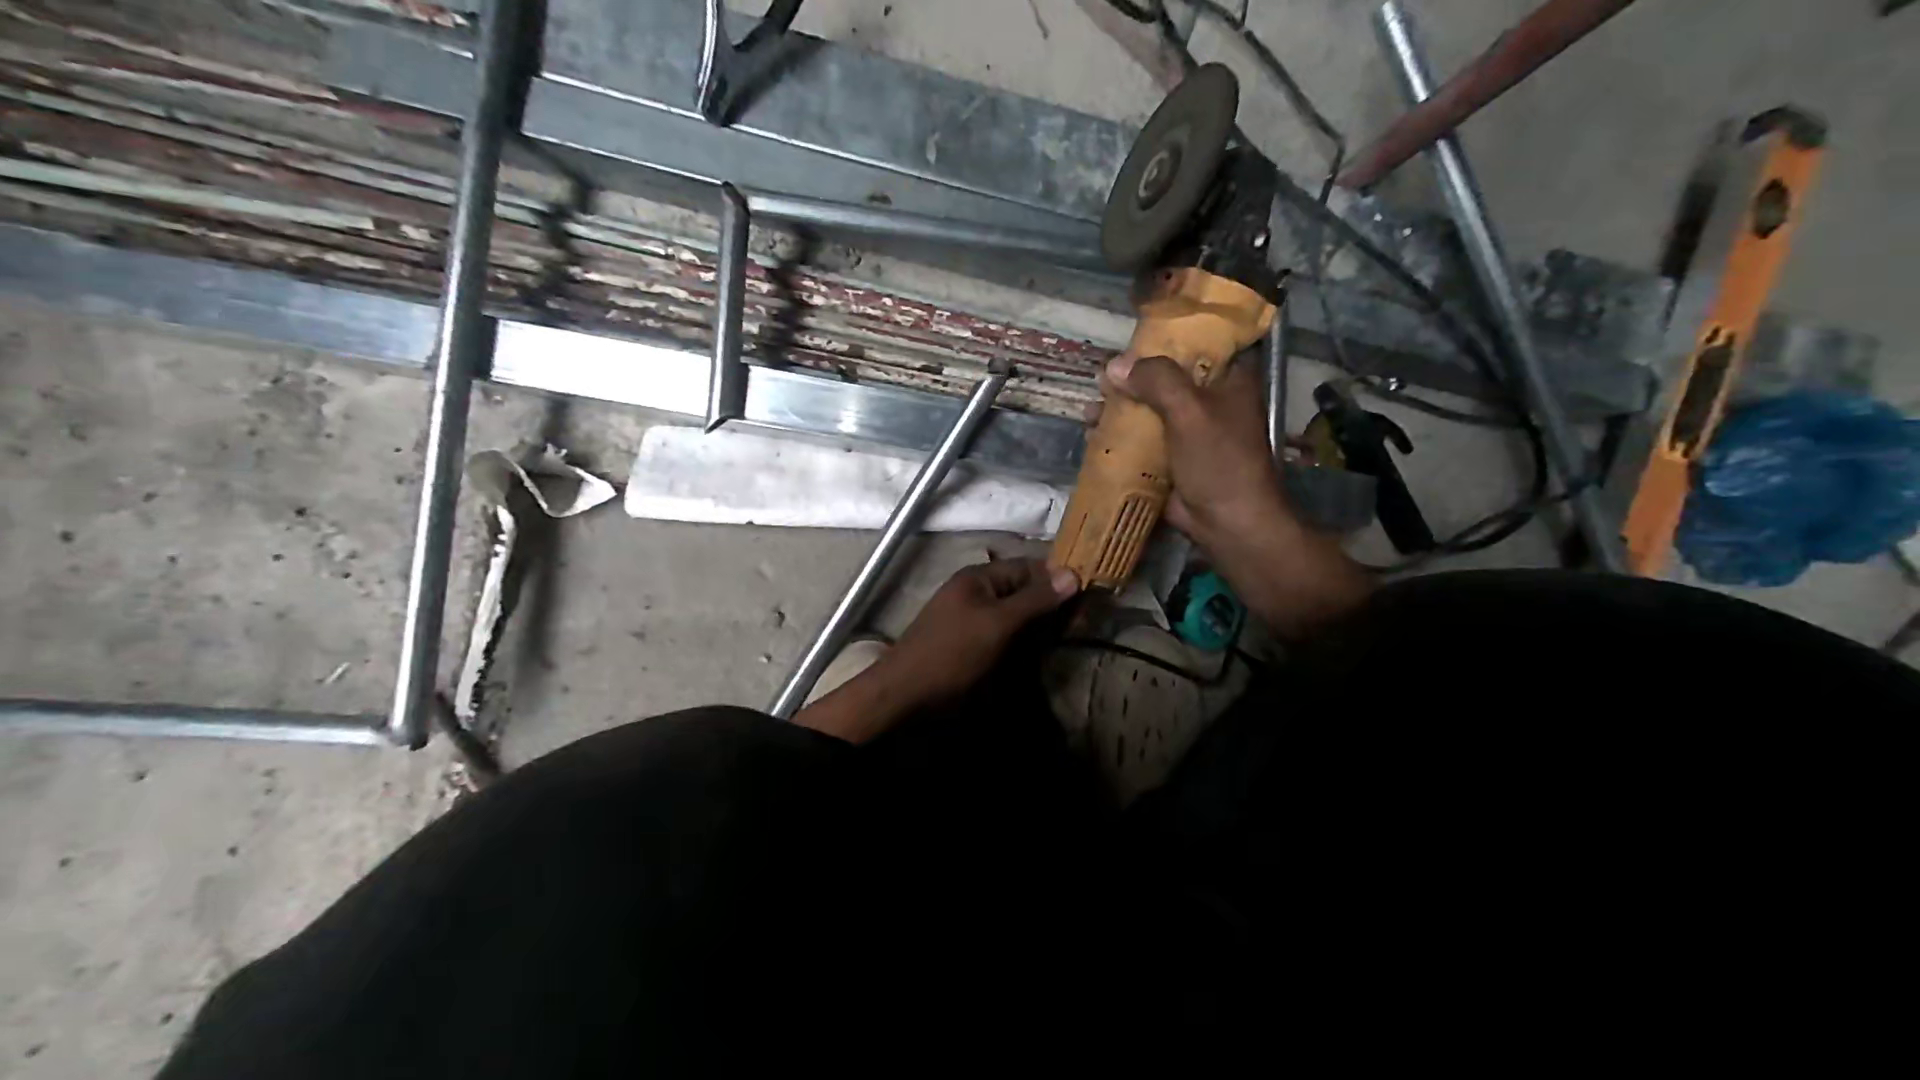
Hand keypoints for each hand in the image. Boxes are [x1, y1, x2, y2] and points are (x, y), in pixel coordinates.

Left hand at [793, 558, 1076, 741]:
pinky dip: (1026, 641)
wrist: (905, 695)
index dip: (1058, 576)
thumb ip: (1034, 599)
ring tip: (1070, 637)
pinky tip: (1043, 653)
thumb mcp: (997, 623)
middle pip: (1024, 590)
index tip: (1091, 592)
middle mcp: (976, 592)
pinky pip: (1006, 635)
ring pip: (1018, 615)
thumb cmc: (951, 653)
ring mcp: (973, 619)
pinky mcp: (972, 645)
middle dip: (1053, 604)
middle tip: (1085, 621)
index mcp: (979, 577)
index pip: (1028, 566)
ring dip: (1042, 625)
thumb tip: (1073, 574)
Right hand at [1100, 353, 1373, 638]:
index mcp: (1228, 380)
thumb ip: (1156, 382)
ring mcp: (1188, 431)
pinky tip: (1094, 435)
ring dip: (1120, 409)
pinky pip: (1142, 440)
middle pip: (1165, 377)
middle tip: (1100, 378)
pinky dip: (1120, 436)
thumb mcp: (1190, 412)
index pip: (1199, 342)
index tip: (1131, 336)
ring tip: (1090, 409)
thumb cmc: (1220, 462)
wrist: (1229, 525)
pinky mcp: (1172, 458)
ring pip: (1149, 409)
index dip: (1167, 335)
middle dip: (1131, 377)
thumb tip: (1114, 367)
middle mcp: (1208, 401)